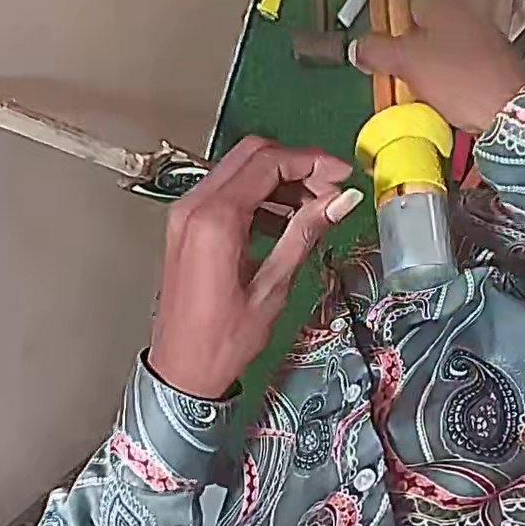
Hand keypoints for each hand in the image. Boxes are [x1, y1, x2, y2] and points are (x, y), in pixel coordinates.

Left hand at [148, 136, 358, 399]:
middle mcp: (194, 208)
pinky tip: (284, 222)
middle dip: (296, 165)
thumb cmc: (223, 340)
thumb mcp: (272, 287)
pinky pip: (226, 195)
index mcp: (214, 221)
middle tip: (331, 189)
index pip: (268, 164)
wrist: (182, 369)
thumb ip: (304, 235)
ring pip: (239, 172)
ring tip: (313, 209)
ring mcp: (186, 215)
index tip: (341, 176)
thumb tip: (339, 202)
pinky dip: (258, 198)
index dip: (311, 163)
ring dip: (279, 181)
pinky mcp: (187, 228)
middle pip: (251, 156)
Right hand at [351, 0, 524, 132]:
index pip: (406, 9)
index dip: (390, 33)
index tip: (382, 61)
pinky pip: (460, 76)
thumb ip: (379, 51)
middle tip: (398, 86)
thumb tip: (356, 46)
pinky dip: (449, 90)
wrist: (509, 109)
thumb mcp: (409, 62)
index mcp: (443, 8)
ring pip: (442, 58)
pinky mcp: (494, 70)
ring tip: (420, 101)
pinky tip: (446, 107)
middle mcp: (465, 18)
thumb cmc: (456, 79)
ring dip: (428, 78)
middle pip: (424, 36)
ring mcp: (483, 44)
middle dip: (408, 61)